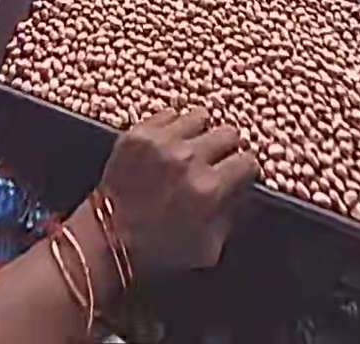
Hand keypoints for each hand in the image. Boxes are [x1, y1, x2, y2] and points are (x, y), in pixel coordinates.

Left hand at [96, 108, 256, 277]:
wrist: (112, 233)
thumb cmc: (162, 246)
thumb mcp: (209, 246)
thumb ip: (231, 214)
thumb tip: (242, 187)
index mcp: (210, 188)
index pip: (247, 161)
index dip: (246, 167)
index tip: (239, 170)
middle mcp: (189, 158)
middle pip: (228, 132)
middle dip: (228, 146)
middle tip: (218, 156)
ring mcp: (163, 140)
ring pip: (200, 116)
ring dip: (201, 130)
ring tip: (193, 143)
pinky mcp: (141, 130)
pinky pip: (169, 113)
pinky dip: (174, 125)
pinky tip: (170, 139)